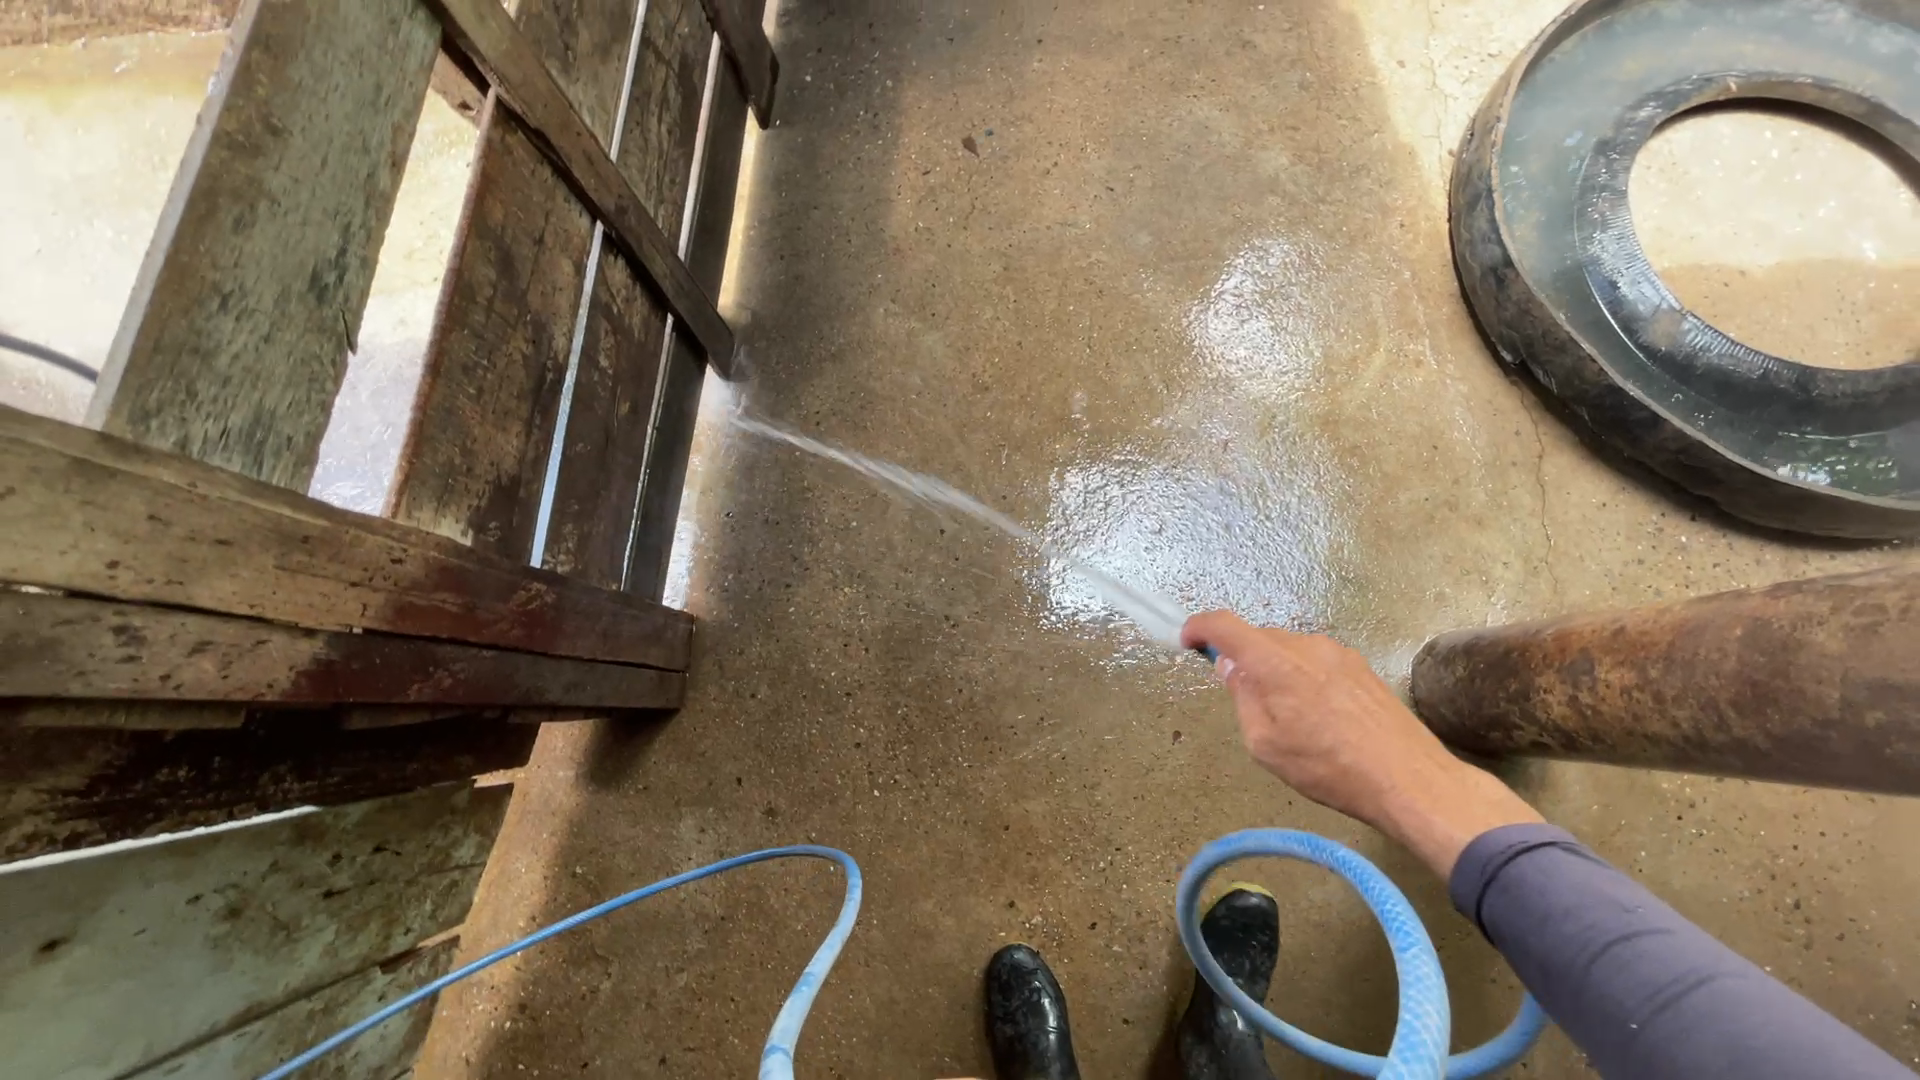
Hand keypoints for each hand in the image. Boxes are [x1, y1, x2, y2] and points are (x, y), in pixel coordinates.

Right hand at [1182, 611, 1541, 878]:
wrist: (1410, 780)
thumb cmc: (1328, 768)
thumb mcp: (1265, 744)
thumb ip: (1243, 698)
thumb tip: (1232, 667)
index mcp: (1274, 662)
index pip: (1224, 625)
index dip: (1199, 628)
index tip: (1187, 641)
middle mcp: (1305, 645)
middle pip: (1258, 636)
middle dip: (1241, 657)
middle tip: (1242, 696)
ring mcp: (1338, 652)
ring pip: (1288, 649)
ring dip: (1274, 668)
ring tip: (1287, 715)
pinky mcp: (1361, 666)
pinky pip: (1315, 660)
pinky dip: (1301, 676)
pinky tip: (1318, 715)